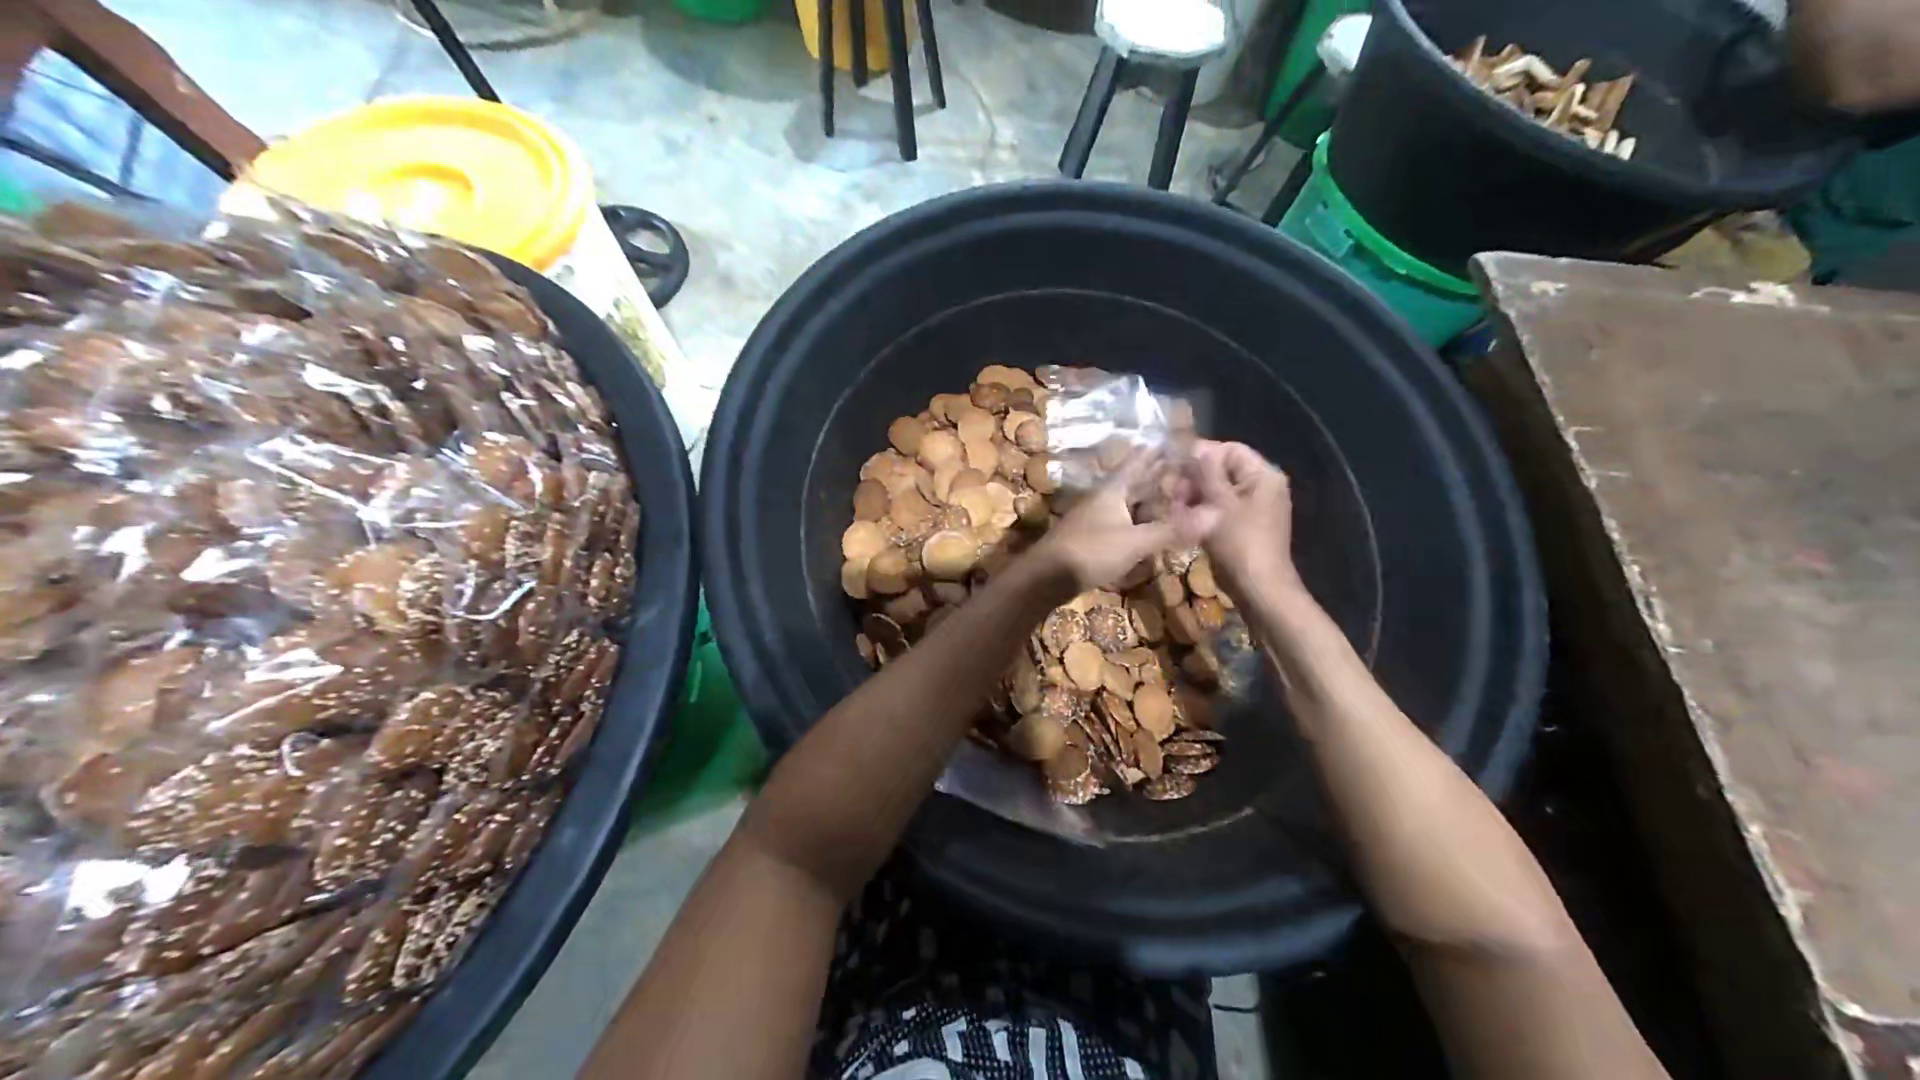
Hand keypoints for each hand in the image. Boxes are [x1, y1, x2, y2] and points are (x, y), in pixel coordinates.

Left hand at [1031, 454, 1182, 591]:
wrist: (1044, 578)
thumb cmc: (1088, 552)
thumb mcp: (1134, 541)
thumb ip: (1172, 529)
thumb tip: (1216, 514)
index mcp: (1112, 490)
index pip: (1138, 461)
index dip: (1158, 450)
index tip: (1178, 439)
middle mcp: (1104, 499)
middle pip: (1135, 481)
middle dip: (1158, 473)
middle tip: (1185, 465)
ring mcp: (1097, 519)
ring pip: (1130, 503)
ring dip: (1150, 499)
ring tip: (1175, 495)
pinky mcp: (1094, 539)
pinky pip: (1124, 523)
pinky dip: (1142, 521)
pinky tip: (1152, 527)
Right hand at [1170, 440, 1301, 598]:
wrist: (1259, 587)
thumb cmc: (1239, 541)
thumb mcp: (1219, 503)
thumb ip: (1207, 472)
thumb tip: (1196, 447)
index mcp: (1263, 475)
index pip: (1230, 450)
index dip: (1202, 455)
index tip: (1175, 468)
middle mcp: (1264, 486)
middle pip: (1224, 470)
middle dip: (1196, 478)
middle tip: (1173, 493)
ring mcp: (1257, 507)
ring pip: (1220, 490)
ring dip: (1196, 496)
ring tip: (1176, 509)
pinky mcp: (1247, 525)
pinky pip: (1223, 508)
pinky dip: (1205, 511)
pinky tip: (1186, 520)